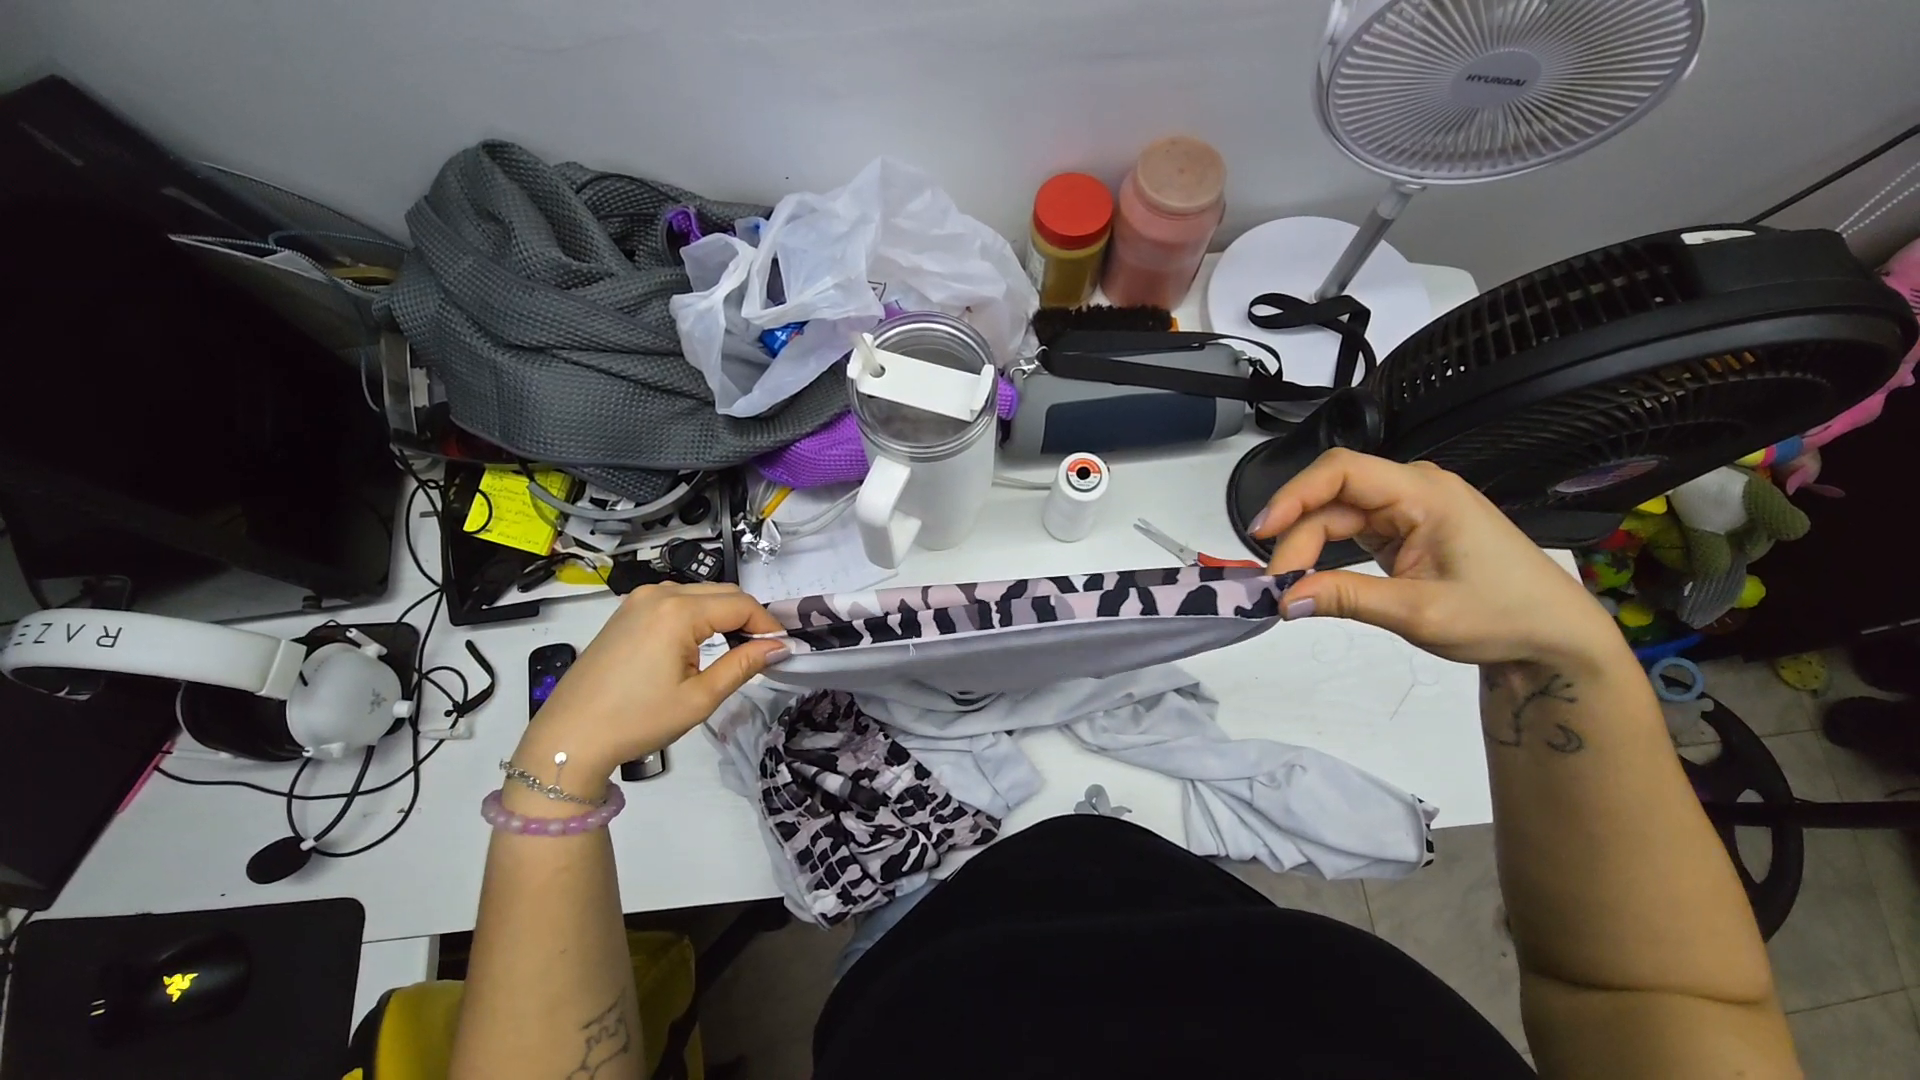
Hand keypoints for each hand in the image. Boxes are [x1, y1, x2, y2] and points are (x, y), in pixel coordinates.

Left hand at [513, 584, 787, 786]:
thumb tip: (780, 647)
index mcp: (678, 611)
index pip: (741, 604)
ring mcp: (638, 600)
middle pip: (721, 593)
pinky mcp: (625, 612)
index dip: (767, 624)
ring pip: (698, 595)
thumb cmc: (638, 720)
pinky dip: (696, 616)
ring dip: (722, 615)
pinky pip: (674, 602)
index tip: (783, 648)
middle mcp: (658, 594)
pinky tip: (699, 646)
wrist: (570, 737)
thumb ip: (743, 665)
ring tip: (734, 650)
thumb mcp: (699, 698)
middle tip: (763, 651)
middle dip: (747, 617)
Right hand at [1249, 449, 1620, 667]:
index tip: (1261, 533)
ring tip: (1288, 585)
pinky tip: (1311, 577)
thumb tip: (1282, 600)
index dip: (1294, 495)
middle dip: (1298, 536)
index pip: (1341, 471)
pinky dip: (1326, 554)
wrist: (1553, 637)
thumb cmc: (1500, 617)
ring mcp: (1409, 510)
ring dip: (1308, 546)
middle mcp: (1413, 490)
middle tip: (1276, 585)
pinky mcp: (1405, 531)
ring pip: (1337, 515)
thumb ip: (1346, 599)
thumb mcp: (1418, 612)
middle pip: (1333, 498)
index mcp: (1424, 493)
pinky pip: (1352, 531)